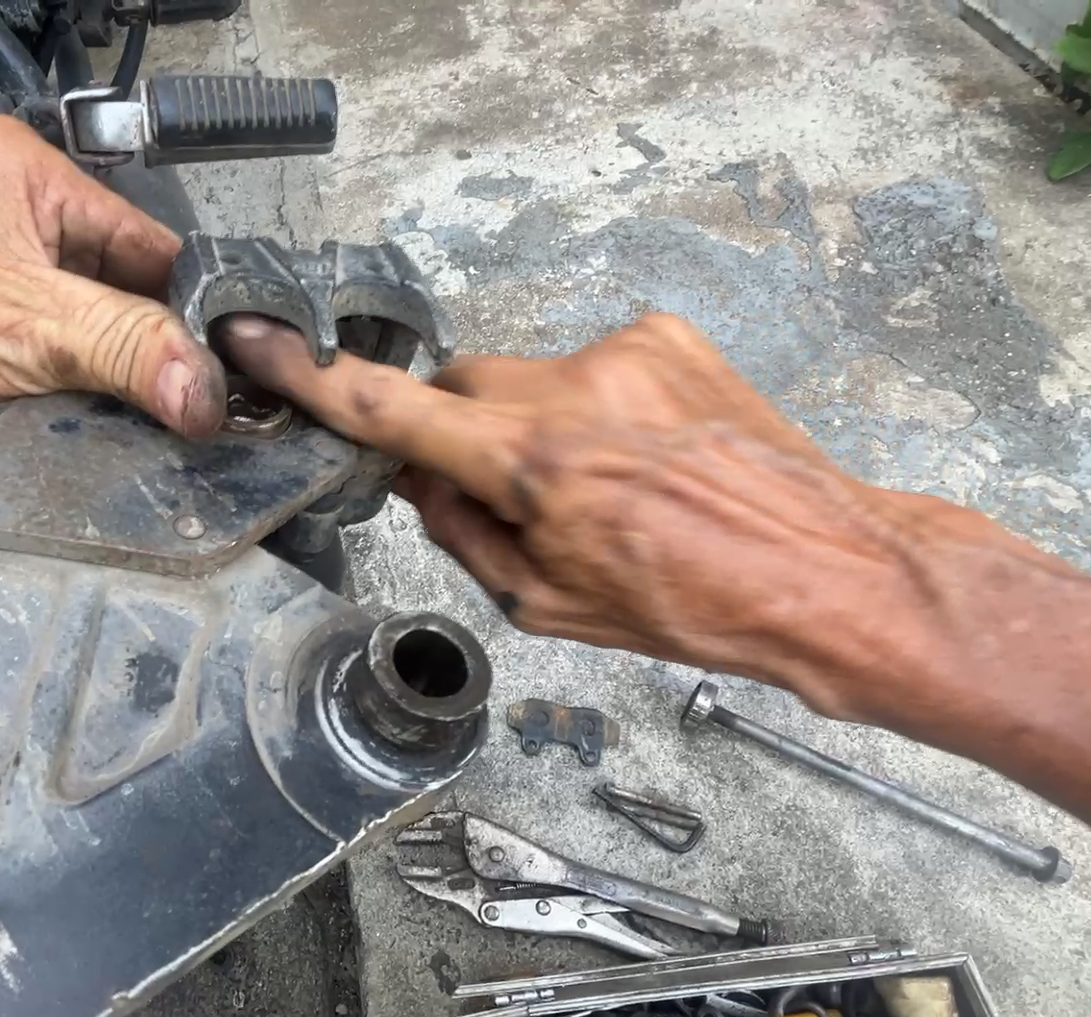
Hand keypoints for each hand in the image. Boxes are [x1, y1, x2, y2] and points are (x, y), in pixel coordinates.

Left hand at [0, 116, 225, 494]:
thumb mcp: (16, 322)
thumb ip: (125, 348)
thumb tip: (206, 389)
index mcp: (26, 171)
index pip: (152, 243)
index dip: (188, 308)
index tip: (214, 370)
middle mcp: (6, 206)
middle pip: (121, 283)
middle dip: (145, 342)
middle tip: (171, 398)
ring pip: (83, 318)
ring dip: (106, 365)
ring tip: (120, 403)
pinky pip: (44, 343)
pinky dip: (65, 377)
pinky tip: (68, 402)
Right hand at [217, 313, 1045, 697]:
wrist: (827, 572)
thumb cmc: (683, 606)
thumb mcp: (543, 601)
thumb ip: (460, 530)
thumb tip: (417, 478)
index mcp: (534, 467)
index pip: (394, 412)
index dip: (316, 379)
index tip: (263, 344)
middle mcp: (570, 390)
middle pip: (458, 387)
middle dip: (457, 433)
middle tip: (500, 488)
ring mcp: (622, 349)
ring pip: (519, 377)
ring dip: (527, 424)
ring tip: (593, 481)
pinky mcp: (665, 334)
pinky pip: (582, 362)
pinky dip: (583, 404)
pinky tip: (636, 452)